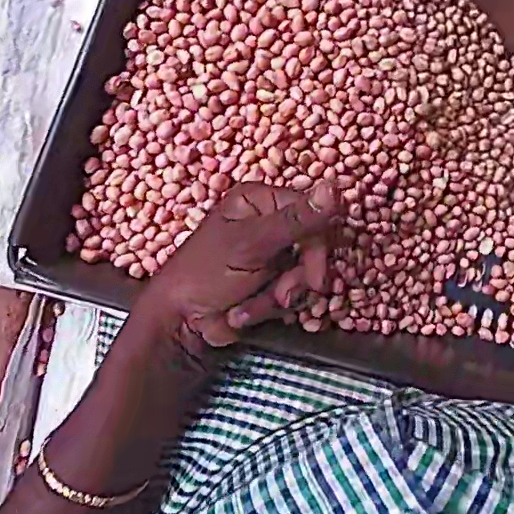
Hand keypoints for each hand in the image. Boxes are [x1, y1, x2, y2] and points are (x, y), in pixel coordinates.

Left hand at [132, 181, 341, 365]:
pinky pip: (291, 294)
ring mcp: (270, 254)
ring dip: (278, 297)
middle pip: (313, 246)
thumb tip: (334, 189)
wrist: (178, 324)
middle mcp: (268, 222)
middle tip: (282, 295)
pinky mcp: (270, 282)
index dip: (318, 244)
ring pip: (304, 274)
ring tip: (248, 307)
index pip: (312, 212)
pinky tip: (243, 313)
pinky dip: (269, 308)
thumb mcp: (252, 244)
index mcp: (260, 200)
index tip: (316, 274)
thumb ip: (296, 220)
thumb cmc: (205, 274)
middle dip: (296, 278)